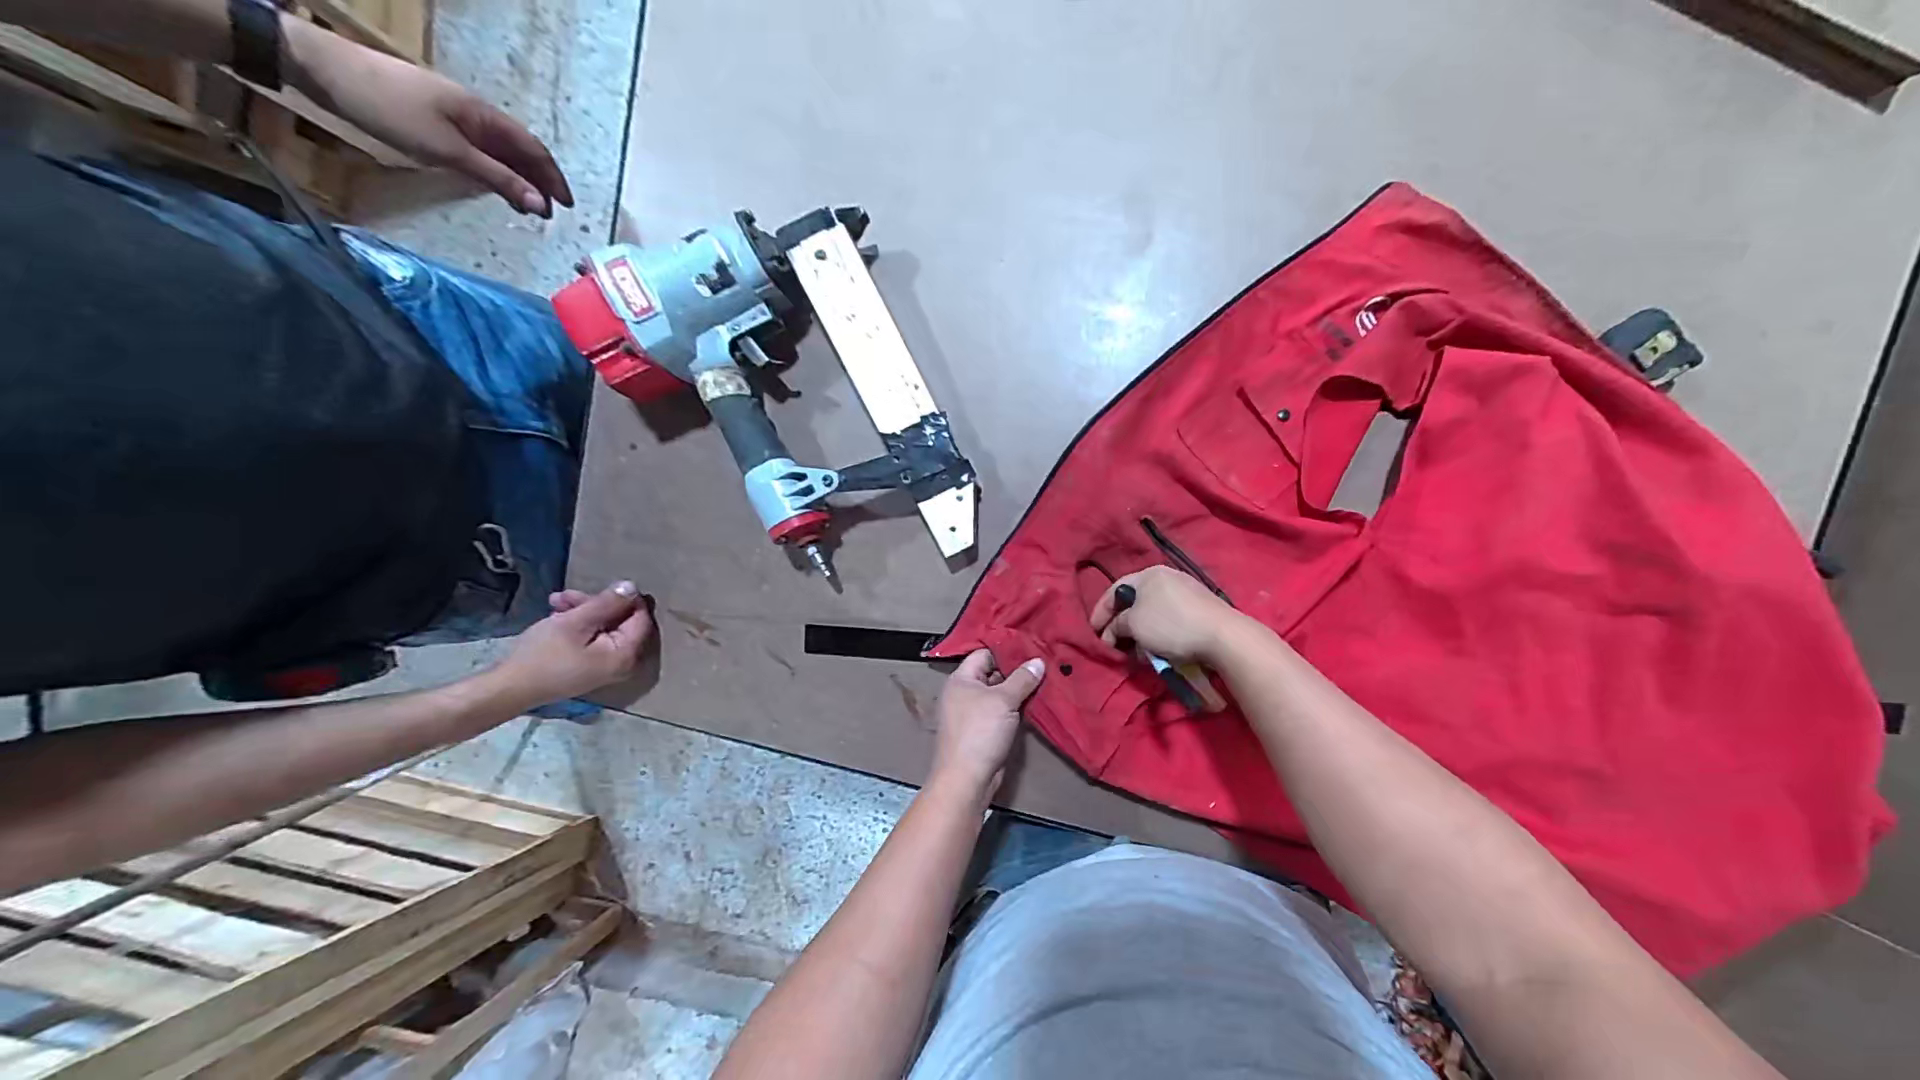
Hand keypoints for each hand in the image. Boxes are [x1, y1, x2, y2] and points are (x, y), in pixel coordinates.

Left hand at [284, 21, 573, 215]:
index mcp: (486, 117)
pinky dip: (494, 171)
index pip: (534, 150)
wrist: (327, 70)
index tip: (566, 206)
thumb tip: (539, 204)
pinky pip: (479, 149)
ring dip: (517, 179)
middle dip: (539, 182)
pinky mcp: (435, 121)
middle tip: (547, 213)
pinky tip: (491, 184)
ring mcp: (456, 116)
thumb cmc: (391, 110)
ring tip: (525, 206)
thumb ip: (497, 178)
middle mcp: (477, 115)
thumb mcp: (449, 150)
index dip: (553, 179)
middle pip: (520, 151)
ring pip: (500, 152)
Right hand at [486, 581, 654, 709]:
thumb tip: (633, 587)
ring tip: (555, 601)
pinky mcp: (591, 664)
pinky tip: (557, 612)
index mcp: (627, 654)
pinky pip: (594, 637)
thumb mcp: (576, 622)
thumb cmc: (544, 654)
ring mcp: (607, 665)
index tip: (602, 586)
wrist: (509, 687)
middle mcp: (624, 662)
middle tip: (566, 595)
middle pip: (621, 620)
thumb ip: (608, 603)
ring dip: (583, 610)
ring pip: (604, 626)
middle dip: (596, 603)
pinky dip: (578, 624)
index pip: (641, 617)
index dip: (625, 598)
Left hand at [930, 650, 1044, 801]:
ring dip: (1019, 690)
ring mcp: (974, 713)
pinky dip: (1017, 707)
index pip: (984, 654)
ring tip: (1046, 679)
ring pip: (1000, 694)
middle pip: (993, 673)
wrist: (966, 779)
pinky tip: (1037, 703)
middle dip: (1017, 670)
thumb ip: (1022, 679)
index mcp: (961, 679)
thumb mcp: (1003, 700)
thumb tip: (1038, 661)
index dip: (1007, 650)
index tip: (1032, 647)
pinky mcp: (984, 730)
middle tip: (1045, 663)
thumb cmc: (980, 732)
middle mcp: (965, 692)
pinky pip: (1003, 711)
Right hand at [1090, 566, 1246, 664]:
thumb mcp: (1134, 625)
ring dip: (1141, 634)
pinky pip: (1170, 621)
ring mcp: (1186, 592)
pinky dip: (1159, 635)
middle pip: (1135, 602)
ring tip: (1138, 653)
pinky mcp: (1201, 610)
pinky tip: (1160, 651)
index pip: (1115, 590)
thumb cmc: (1170, 625)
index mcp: (1148, 574)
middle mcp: (1167, 578)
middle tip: (1115, 645)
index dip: (1100, 612)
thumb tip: (1112, 632)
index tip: (1093, 632)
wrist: (1222, 636)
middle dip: (1121, 626)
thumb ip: (1117, 625)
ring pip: (1153, 614)